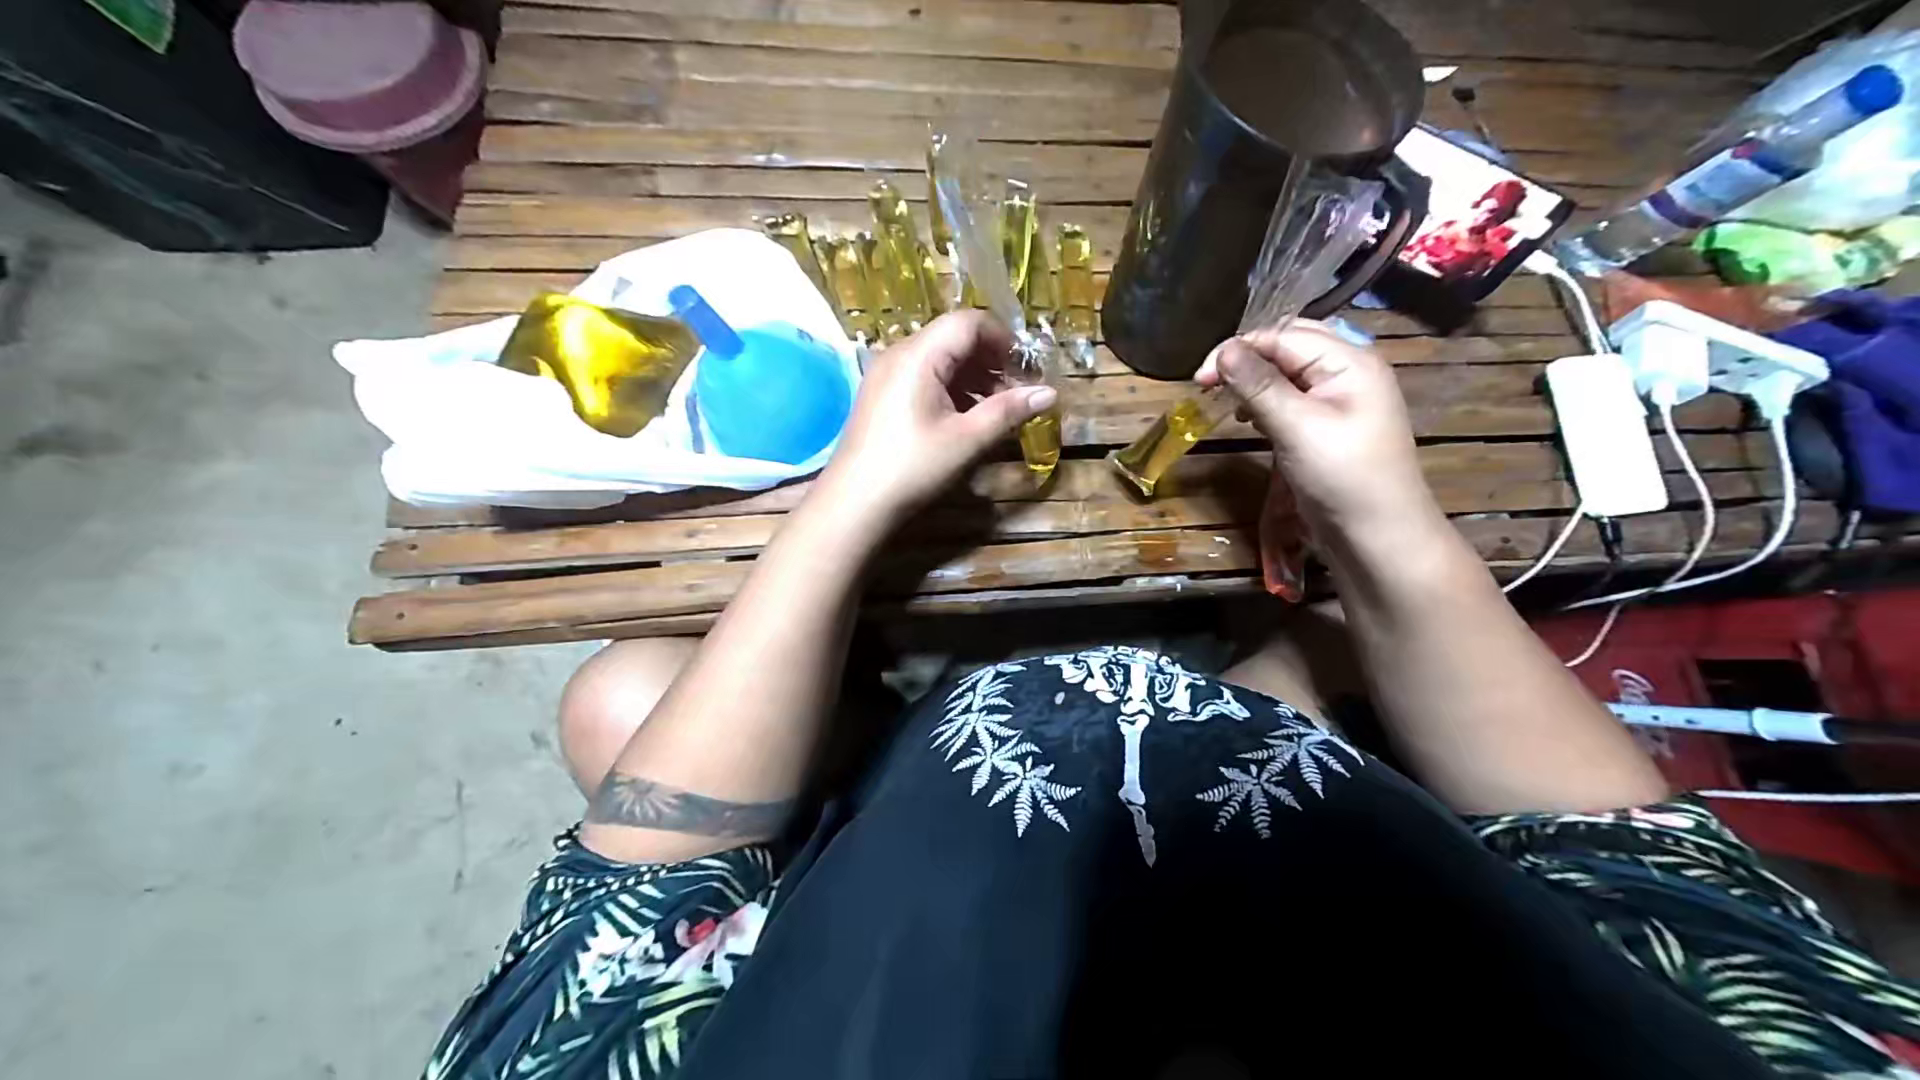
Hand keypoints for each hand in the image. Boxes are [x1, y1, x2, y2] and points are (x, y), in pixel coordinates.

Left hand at [813, 311, 1056, 536]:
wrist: (854, 503)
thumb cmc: (913, 467)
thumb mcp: (967, 439)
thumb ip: (1008, 411)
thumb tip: (1050, 393)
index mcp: (919, 355)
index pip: (969, 322)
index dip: (1003, 340)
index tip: (1026, 370)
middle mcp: (898, 354)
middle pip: (953, 338)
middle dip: (990, 360)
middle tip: (1016, 392)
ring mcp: (885, 373)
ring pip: (938, 358)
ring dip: (972, 377)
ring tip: (995, 409)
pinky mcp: (880, 394)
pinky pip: (922, 376)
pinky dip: (949, 388)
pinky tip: (965, 417)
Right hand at [1197, 322, 1438, 542]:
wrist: (1378, 535)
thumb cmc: (1342, 477)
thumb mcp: (1297, 428)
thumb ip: (1260, 386)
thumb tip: (1223, 351)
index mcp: (1348, 361)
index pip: (1282, 336)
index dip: (1237, 350)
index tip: (1199, 380)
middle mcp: (1346, 371)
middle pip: (1287, 346)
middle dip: (1246, 359)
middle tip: (1209, 385)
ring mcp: (1338, 399)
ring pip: (1287, 372)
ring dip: (1253, 381)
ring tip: (1228, 403)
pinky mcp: (1327, 425)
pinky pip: (1291, 398)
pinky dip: (1265, 402)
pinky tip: (1251, 420)